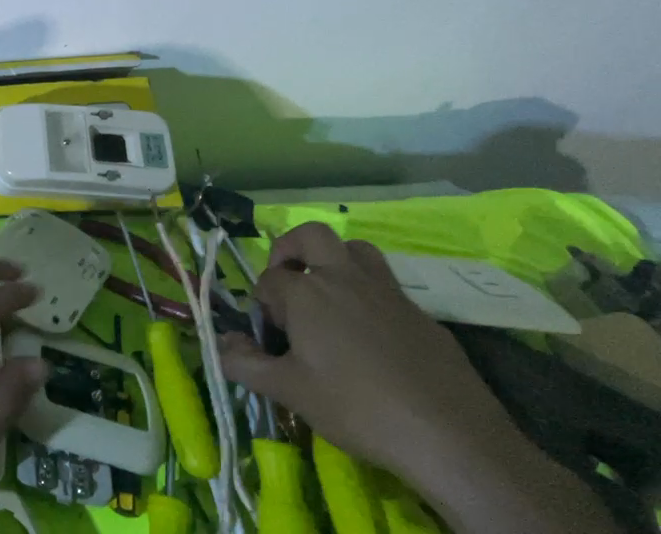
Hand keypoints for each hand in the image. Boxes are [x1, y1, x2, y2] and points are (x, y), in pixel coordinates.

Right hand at [217, 223, 516, 477]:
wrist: (454, 440)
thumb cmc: (357, 408)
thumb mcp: (288, 391)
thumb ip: (244, 362)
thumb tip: (221, 343)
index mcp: (307, 293)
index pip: (268, 281)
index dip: (262, 305)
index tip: (268, 337)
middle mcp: (345, 280)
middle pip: (312, 236)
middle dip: (291, 250)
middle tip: (287, 284)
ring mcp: (390, 296)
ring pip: (357, 252)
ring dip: (336, 263)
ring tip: (329, 299)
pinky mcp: (425, 319)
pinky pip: (389, 291)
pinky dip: (371, 300)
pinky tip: (373, 343)